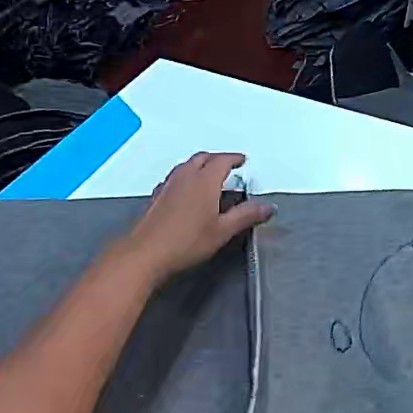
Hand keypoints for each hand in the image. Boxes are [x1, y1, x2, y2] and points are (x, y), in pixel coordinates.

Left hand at [117, 152, 271, 286]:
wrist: (144, 255)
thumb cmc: (185, 241)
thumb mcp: (223, 230)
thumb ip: (247, 215)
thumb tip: (268, 207)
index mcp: (205, 180)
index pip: (222, 160)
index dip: (234, 158)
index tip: (242, 160)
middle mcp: (185, 177)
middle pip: (203, 157)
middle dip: (217, 158)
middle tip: (228, 164)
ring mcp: (168, 186)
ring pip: (186, 165)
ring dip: (199, 164)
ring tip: (207, 173)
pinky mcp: (156, 198)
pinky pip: (173, 178)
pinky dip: (183, 176)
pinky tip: (184, 189)